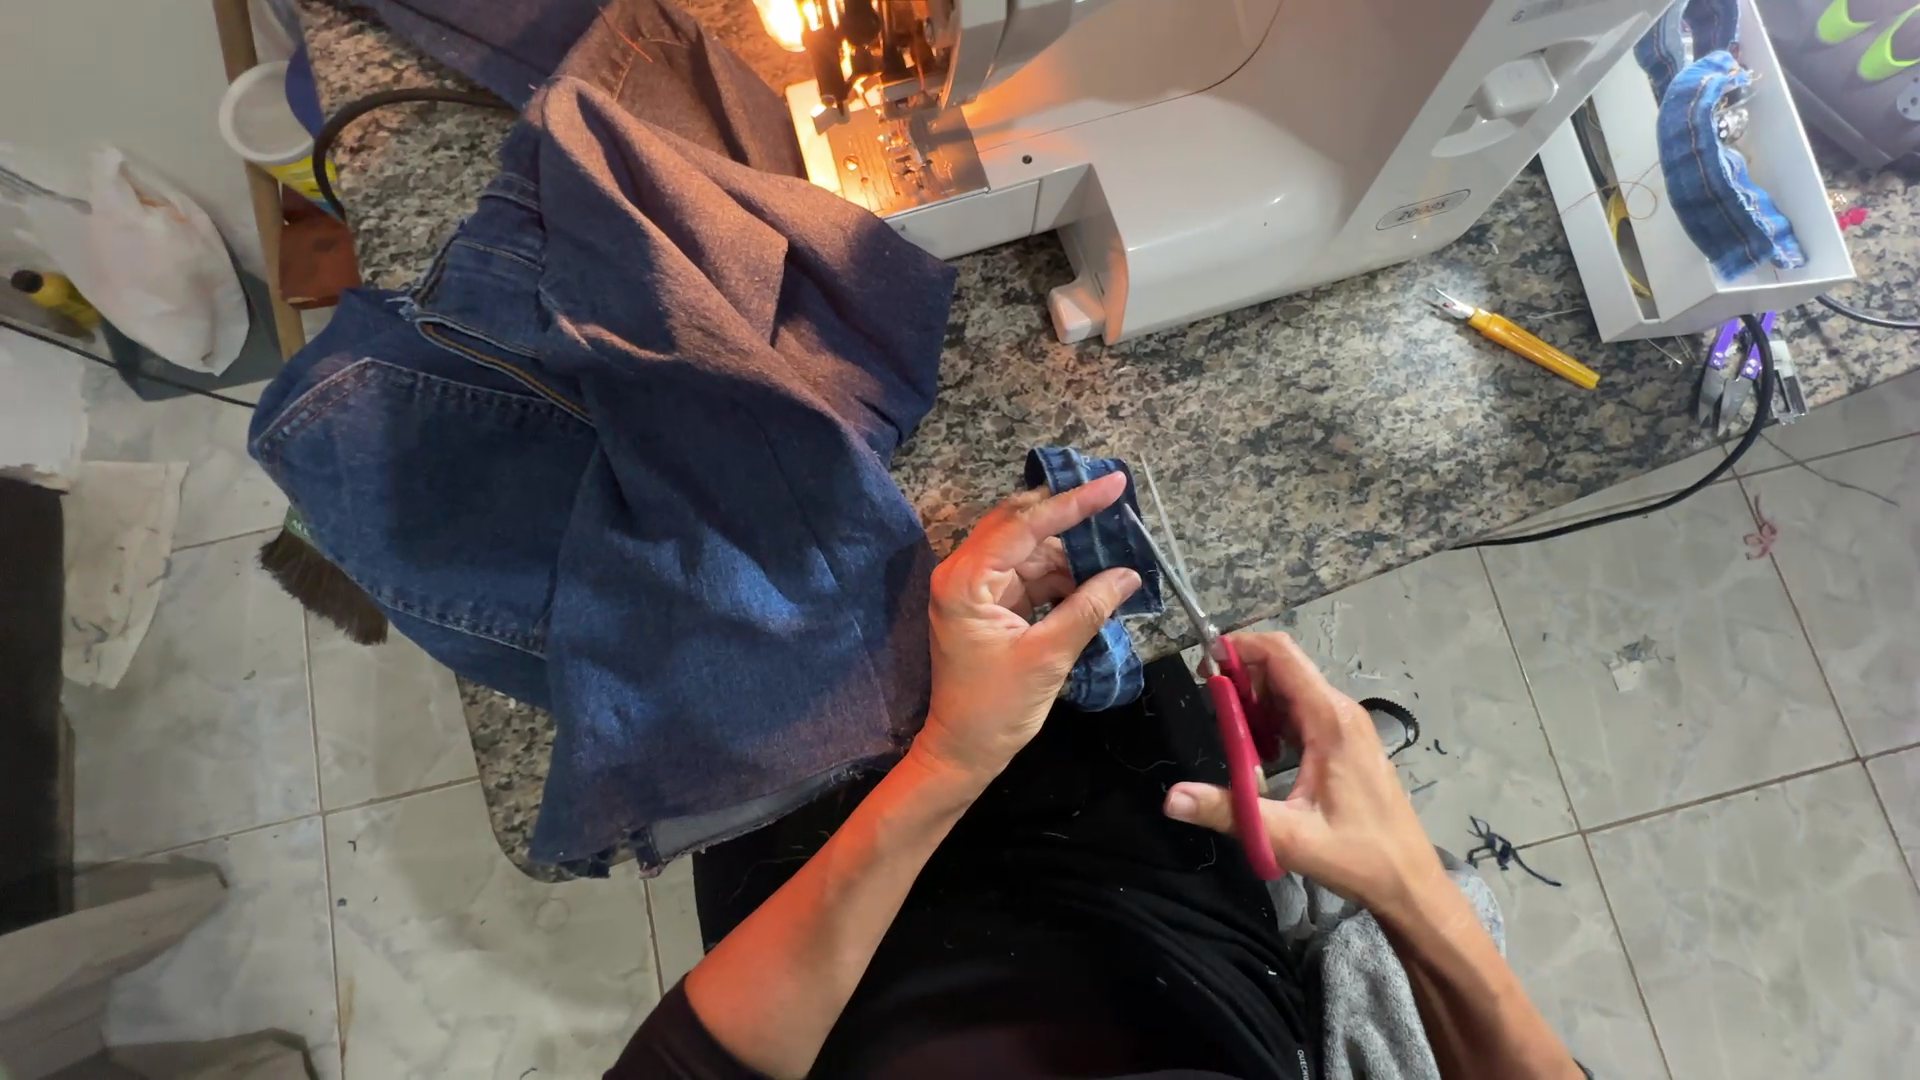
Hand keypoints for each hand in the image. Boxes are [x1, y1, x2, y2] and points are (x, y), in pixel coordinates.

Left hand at [917, 473, 1142, 785]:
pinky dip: (1059, 575)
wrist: (963, 751)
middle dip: (1069, 517)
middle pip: (1020, 527)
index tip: (1113, 484)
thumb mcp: (1048, 656)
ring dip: (1069, 550)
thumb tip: (1129, 574)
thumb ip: (1089, 607)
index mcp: (965, 580)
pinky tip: (1093, 576)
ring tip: (1114, 546)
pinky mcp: (988, 604)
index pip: (1023, 525)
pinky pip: (1028, 575)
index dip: (1072, 503)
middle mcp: (963, 573)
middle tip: (1115, 503)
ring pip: (1027, 550)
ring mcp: (975, 588)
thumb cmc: (997, 708)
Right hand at [1163, 632, 1446, 918]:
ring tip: (1237, 740)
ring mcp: (1345, 724)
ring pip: (1288, 687)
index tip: (1203, 668)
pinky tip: (1263, 755)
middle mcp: (1339, 711)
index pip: (1281, 654)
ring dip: (1254, 701)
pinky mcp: (1344, 739)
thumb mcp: (1286, 836)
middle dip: (1240, 678)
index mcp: (1330, 720)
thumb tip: (1170, 799)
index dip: (1239, 648)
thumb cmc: (1357, 856)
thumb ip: (1226, 811)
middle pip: (1281, 666)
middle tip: (1212, 711)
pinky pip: (1299, 709)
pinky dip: (1271, 718)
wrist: (1410, 885)